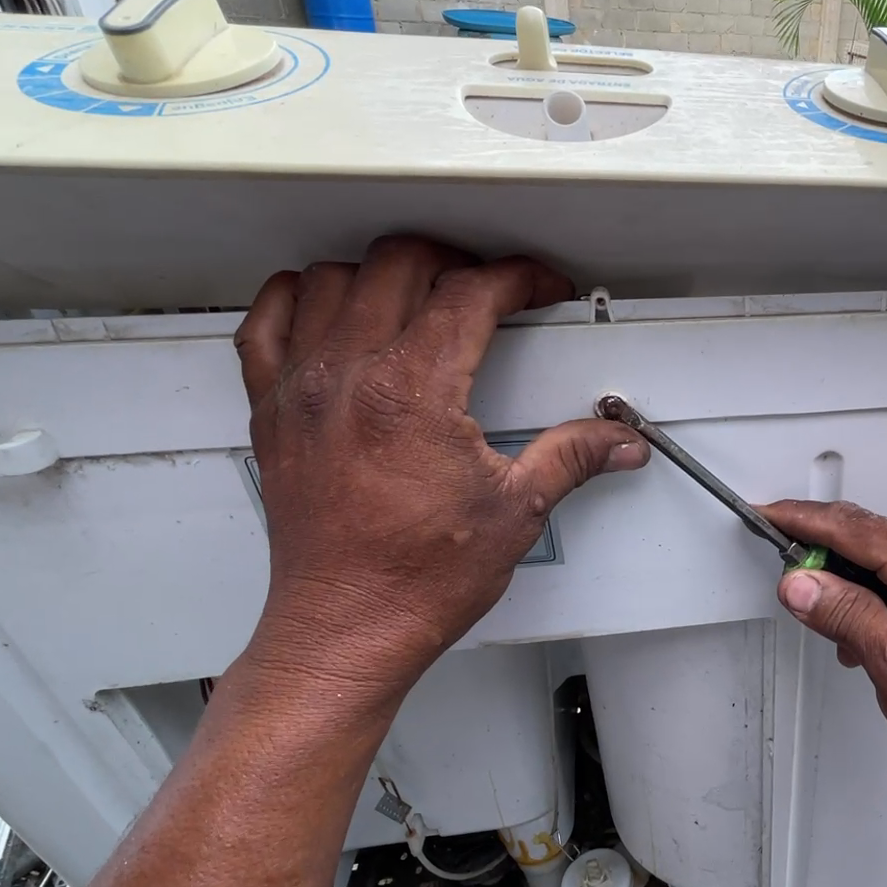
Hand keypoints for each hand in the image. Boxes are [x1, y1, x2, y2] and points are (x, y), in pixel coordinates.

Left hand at [233, 236, 648, 702]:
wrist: (349, 626)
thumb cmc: (420, 577)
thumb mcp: (517, 509)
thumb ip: (573, 456)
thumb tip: (620, 439)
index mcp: (413, 390)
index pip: (470, 293)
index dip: (518, 277)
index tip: (542, 286)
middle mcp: (348, 375)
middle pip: (400, 263)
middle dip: (458, 260)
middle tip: (491, 287)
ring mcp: (301, 388)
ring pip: (332, 277)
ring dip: (385, 272)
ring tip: (422, 295)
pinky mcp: (272, 411)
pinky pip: (267, 321)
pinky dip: (300, 297)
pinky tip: (333, 310)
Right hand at [760, 500, 886, 787]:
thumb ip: (843, 614)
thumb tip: (799, 581)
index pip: (848, 525)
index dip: (799, 520)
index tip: (764, 516)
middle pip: (863, 535)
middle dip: (820, 554)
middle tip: (787, 582)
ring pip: (880, 559)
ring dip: (847, 584)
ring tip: (830, 626)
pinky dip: (872, 596)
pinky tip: (863, 634)